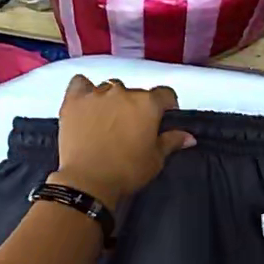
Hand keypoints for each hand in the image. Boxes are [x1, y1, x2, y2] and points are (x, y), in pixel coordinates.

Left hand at [50, 75, 195, 209]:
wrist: (88, 181)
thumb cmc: (126, 171)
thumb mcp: (155, 160)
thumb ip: (171, 142)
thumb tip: (189, 136)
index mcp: (148, 104)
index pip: (165, 94)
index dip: (166, 105)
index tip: (162, 118)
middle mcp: (123, 92)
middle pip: (135, 92)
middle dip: (136, 107)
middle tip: (131, 128)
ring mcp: (96, 94)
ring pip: (109, 88)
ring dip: (112, 100)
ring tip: (107, 120)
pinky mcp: (74, 100)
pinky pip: (80, 83)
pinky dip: (85, 90)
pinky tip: (86, 103)